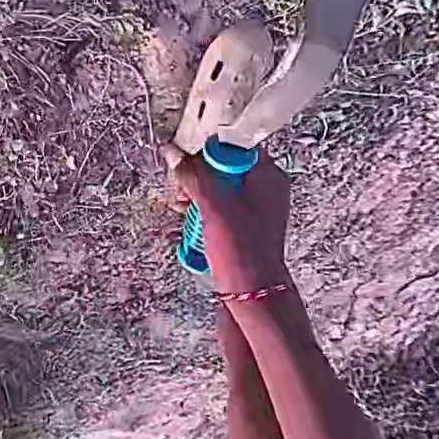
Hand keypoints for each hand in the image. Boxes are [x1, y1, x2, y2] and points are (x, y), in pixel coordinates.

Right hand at [164, 143, 290, 293]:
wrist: (252, 294)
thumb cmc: (241, 250)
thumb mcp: (213, 207)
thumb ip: (192, 176)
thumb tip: (172, 152)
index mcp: (267, 176)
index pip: (234, 145)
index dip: (206, 150)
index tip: (184, 159)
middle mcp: (263, 187)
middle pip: (223, 165)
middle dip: (197, 175)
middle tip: (181, 190)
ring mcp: (253, 206)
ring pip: (218, 185)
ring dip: (195, 193)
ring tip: (181, 206)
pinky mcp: (242, 223)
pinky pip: (219, 204)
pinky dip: (202, 208)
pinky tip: (188, 217)